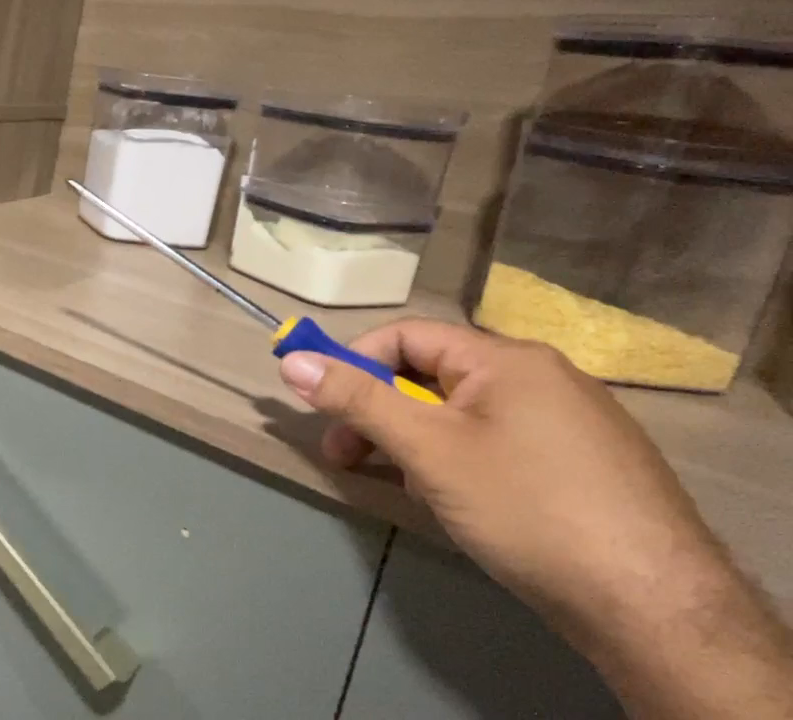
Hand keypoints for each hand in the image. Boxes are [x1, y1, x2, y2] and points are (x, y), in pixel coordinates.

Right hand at [278, 320, 728, 638]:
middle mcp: (545, 377)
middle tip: (345, 456)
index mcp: (508, 360)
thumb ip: (356, 398)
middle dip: (379, 411)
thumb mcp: (426, 449)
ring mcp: (572, 422)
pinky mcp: (587, 465)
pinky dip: (459, 459)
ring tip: (405, 487)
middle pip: (432, 375)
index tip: (323, 406)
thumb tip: (290, 360)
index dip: (354, 362)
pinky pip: (500, 441)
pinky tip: (456, 501)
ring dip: (415, 440)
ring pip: (463, 413)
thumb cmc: (526, 508)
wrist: (654, 608)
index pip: (406, 336)